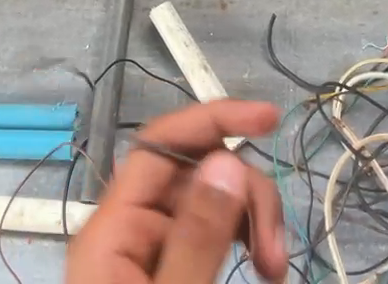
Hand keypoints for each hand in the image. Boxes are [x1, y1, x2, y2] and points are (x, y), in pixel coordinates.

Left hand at [68, 100, 287, 283]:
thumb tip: (228, 161)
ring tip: (273, 268)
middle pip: (196, 173)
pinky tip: (263, 267)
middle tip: (275, 250)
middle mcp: (129, 227)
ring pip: (211, 201)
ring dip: (251, 221)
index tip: (268, 118)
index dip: (213, 118)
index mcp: (111, 228)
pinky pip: (210, 233)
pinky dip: (242, 240)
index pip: (161, 142)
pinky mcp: (167, 271)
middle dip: (245, 195)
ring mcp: (148, 250)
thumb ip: (197, 236)